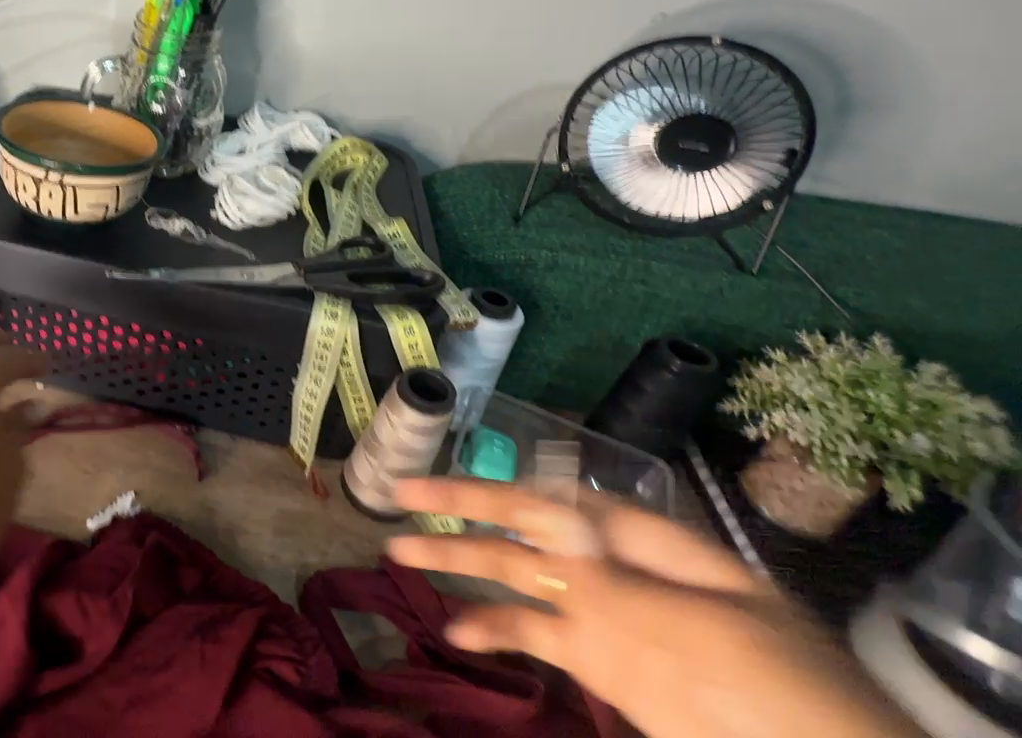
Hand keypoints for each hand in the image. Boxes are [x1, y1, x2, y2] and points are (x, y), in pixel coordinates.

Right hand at [385, 477, 922, 737]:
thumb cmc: (780, 693)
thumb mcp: (701, 625)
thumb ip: (611, 574)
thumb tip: (544, 513)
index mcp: (646, 545)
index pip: (552, 500)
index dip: (491, 488)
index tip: (432, 486)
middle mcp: (616, 570)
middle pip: (526, 531)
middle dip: (462, 515)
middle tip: (398, 498)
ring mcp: (610, 621)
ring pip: (520, 579)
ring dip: (463, 565)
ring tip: (401, 556)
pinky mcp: (605, 667)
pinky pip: (538, 636)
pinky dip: (495, 631)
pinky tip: (456, 630)